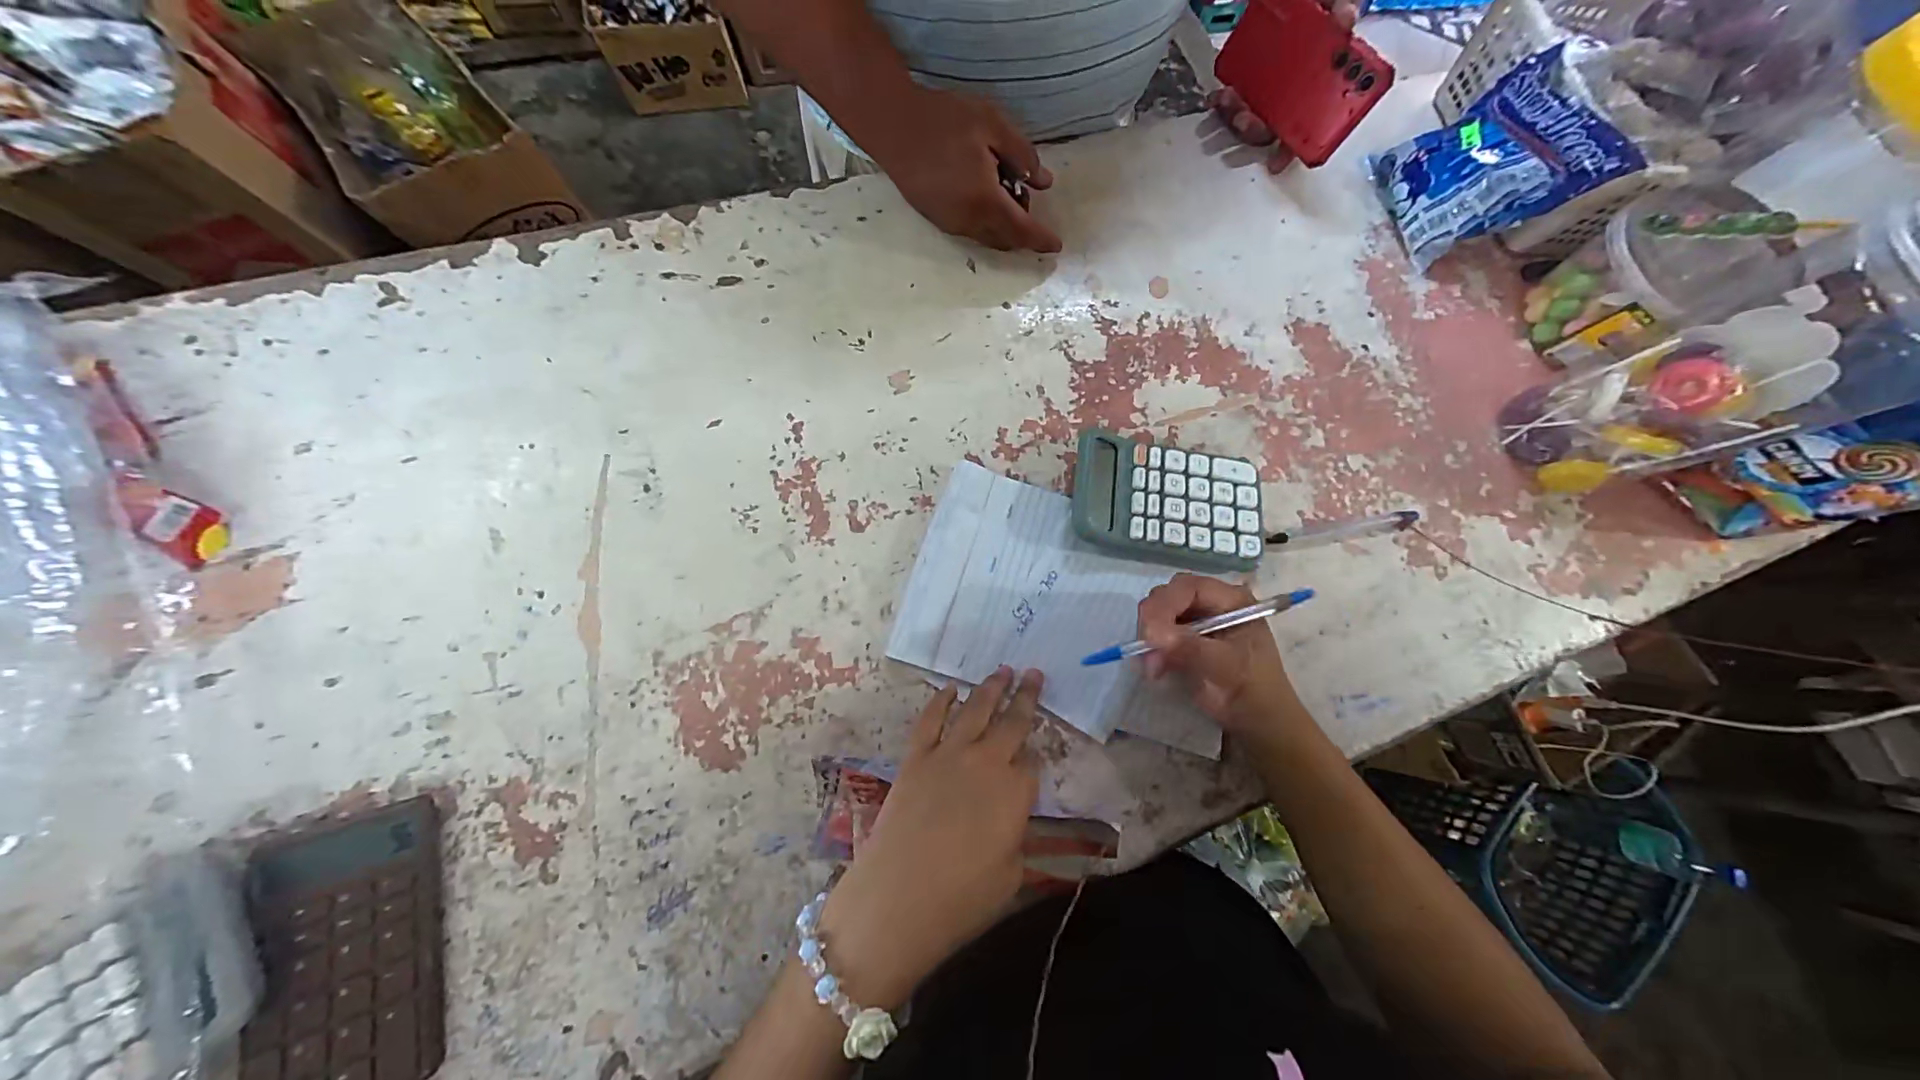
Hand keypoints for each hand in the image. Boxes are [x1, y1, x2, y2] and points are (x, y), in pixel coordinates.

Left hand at [818, 667, 1041, 1006]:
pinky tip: (950, 690)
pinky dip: (941, 701)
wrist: (898, 897)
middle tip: (1034, 673)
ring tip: (1003, 670)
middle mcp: (987, 763)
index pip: (1033, 763)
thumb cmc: (962, 898)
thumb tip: (1009, 818)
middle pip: (1012, 722)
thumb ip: (1015, 836)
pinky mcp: (915, 758)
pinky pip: (931, 720)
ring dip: (991, 687)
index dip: (1035, 758)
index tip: (1035, 755)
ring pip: (975, 710)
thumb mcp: (1010, 874)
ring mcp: (948, 755)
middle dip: (1026, 696)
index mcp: (1016, 792)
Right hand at [862, 85, 1060, 252]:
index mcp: (985, 203)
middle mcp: (967, 223)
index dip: (1041, 240)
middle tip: (1021, 192)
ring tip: (1000, 186)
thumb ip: (1023, 156)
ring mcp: (949, 224)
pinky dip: (985, 222)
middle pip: (1004, 241)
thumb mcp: (993, 125)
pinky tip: (979, 190)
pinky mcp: (936, 219)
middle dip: (1022, 231)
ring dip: (1002, 226)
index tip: (1056, 246)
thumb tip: (1044, 182)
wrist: (891, 125)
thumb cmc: (944, 120)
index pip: (1022, 231)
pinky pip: (970, 231)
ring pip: (986, 238)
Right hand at [1137, 574, 1310, 742]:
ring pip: (1156, 614)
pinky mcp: (1180, 637)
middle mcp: (1209, 603)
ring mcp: (1193, 619)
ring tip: (1153, 668)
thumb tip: (1155, 636)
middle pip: (1168, 596)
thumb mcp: (1227, 666)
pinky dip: (1149, 650)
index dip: (1166, 604)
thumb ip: (1192, 648)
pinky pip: (1155, 634)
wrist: (1254, 717)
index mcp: (1230, 600)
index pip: (1189, 588)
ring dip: (1149, 639)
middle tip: (1148, 650)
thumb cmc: (1251, 687)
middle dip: (1154, 621)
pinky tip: (1154, 670)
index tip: (1151, 633)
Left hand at [1206, 0, 1360, 173]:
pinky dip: (1222, 103)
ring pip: (1248, 119)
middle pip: (1270, 130)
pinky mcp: (1245, 79)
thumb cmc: (1317, 1)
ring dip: (1233, 118)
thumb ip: (1342, 7)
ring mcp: (1266, 89)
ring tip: (1227, 100)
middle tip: (1245, 119)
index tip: (1277, 163)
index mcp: (1320, 83)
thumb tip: (1344, 21)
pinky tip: (1217, 96)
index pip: (1308, 126)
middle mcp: (1291, 94)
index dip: (1293, 148)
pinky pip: (1231, 101)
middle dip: (1255, 131)